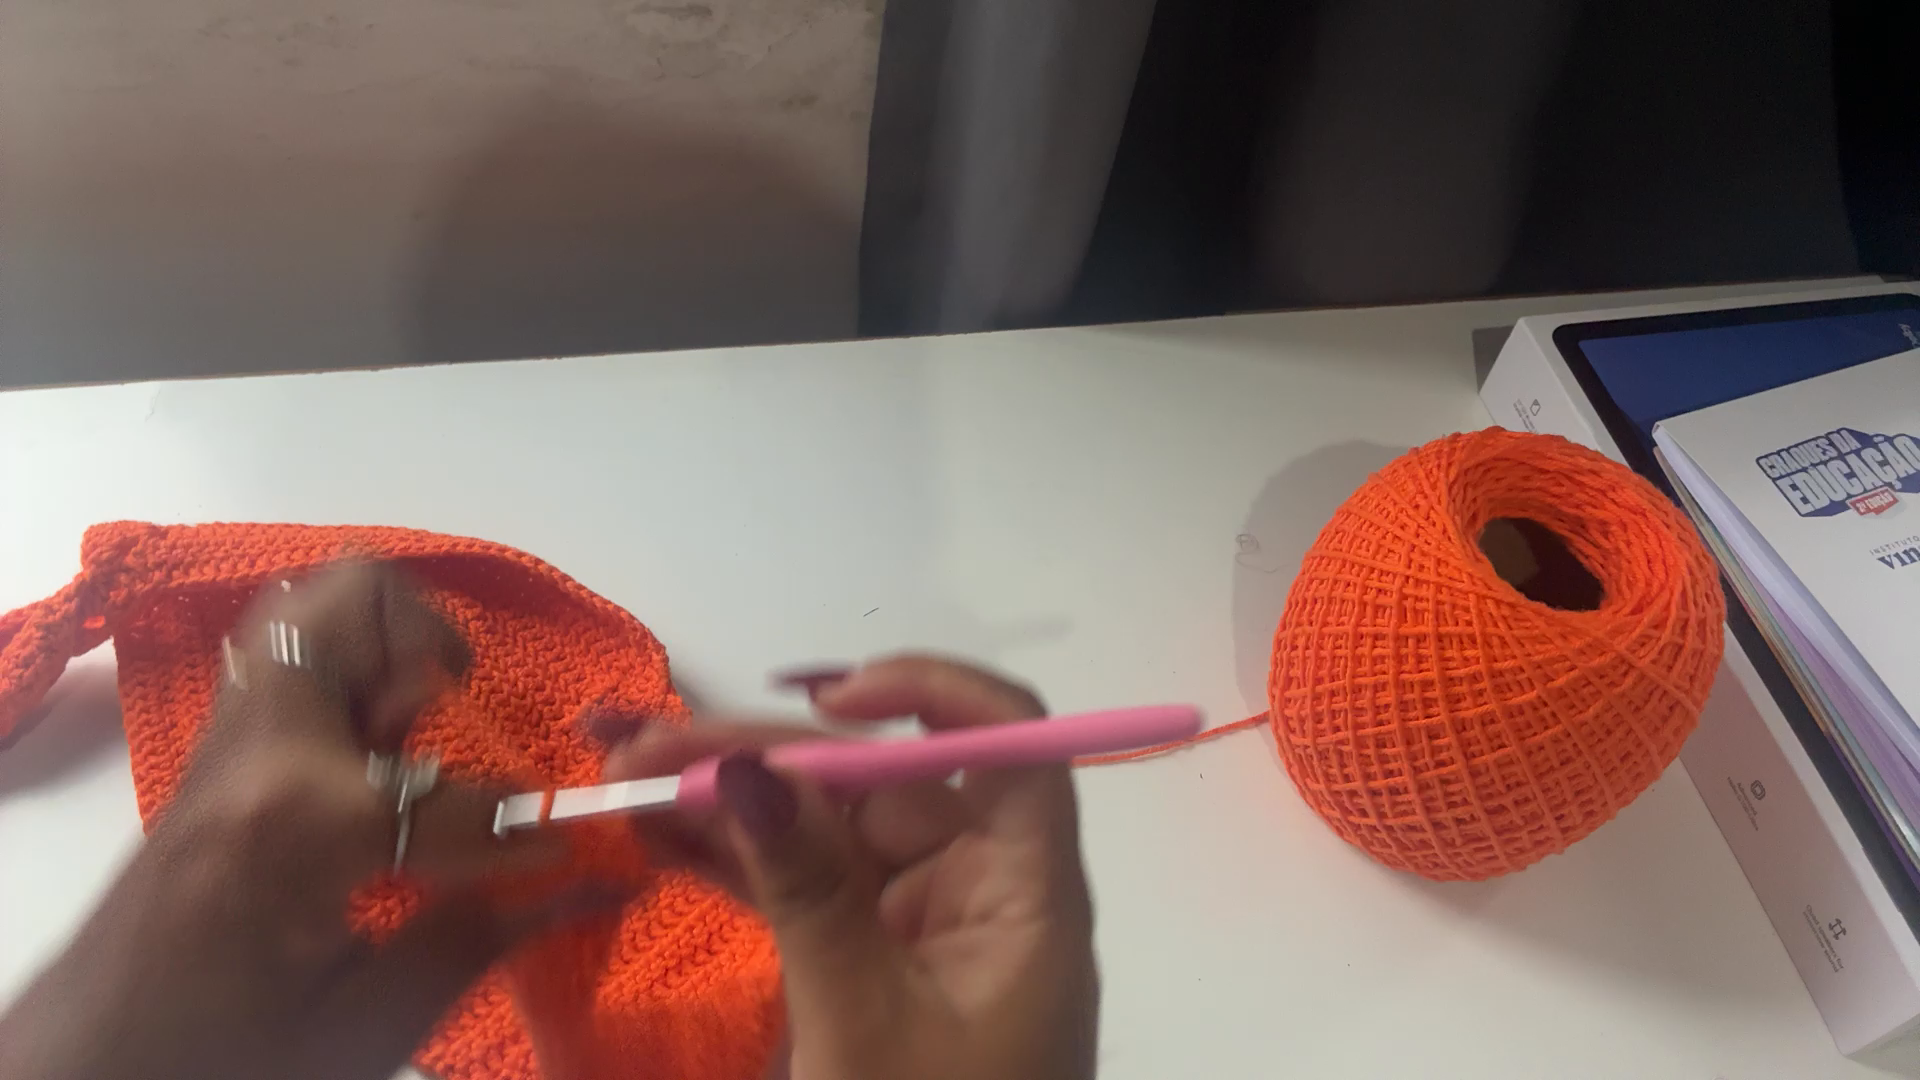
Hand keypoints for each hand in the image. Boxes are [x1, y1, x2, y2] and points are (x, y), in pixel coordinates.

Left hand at [0, 562, 587, 1079]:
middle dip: (427, 642)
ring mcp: (225, 742)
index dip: (527, 832)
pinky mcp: (218, 748)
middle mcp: (256, 756)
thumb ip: (495, 934)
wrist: (67, 1075)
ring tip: (405, 726)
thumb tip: (612, 886)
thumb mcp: (369, 1023)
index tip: (557, 852)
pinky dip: (354, 660)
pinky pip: (294, 647)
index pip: (463, 790)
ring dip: (386, 646)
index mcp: (300, 826)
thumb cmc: (222, 1061)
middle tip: (440, 716)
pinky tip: (374, 740)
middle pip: (350, 603)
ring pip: (312, 605)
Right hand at [599, 655, 1099, 1079]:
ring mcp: (917, 912)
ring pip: (828, 823)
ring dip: (732, 799)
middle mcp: (978, 879)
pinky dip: (735, 857)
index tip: (834, 696)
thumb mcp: (862, 1035)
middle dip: (771, 754)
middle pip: (886, 778)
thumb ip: (808, 893)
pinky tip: (659, 832)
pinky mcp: (867, 945)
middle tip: (651, 743)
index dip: (936, 692)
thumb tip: (745, 769)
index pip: (1011, 742)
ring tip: (626, 770)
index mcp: (1024, 888)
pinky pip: (802, 878)